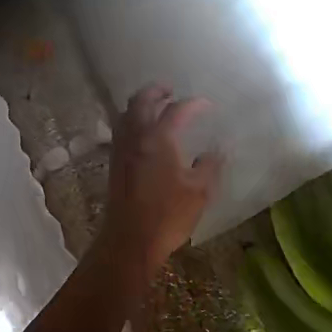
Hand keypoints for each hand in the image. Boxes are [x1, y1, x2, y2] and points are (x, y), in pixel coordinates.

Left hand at [98, 85, 222, 276]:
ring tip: (156, 108)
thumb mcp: (199, 191)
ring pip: (126, 114)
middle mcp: (136, 137)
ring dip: (141, 105)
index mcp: (159, 138)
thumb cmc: (168, 215)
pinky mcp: (115, 164)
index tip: (208, 105)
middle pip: (141, 101)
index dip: (194, 104)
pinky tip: (143, 134)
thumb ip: (209, 166)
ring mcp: (122, 150)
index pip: (177, 110)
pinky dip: (132, 121)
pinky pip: (122, 131)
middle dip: (157, 92)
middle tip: (171, 91)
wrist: (130, 240)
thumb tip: (216, 150)